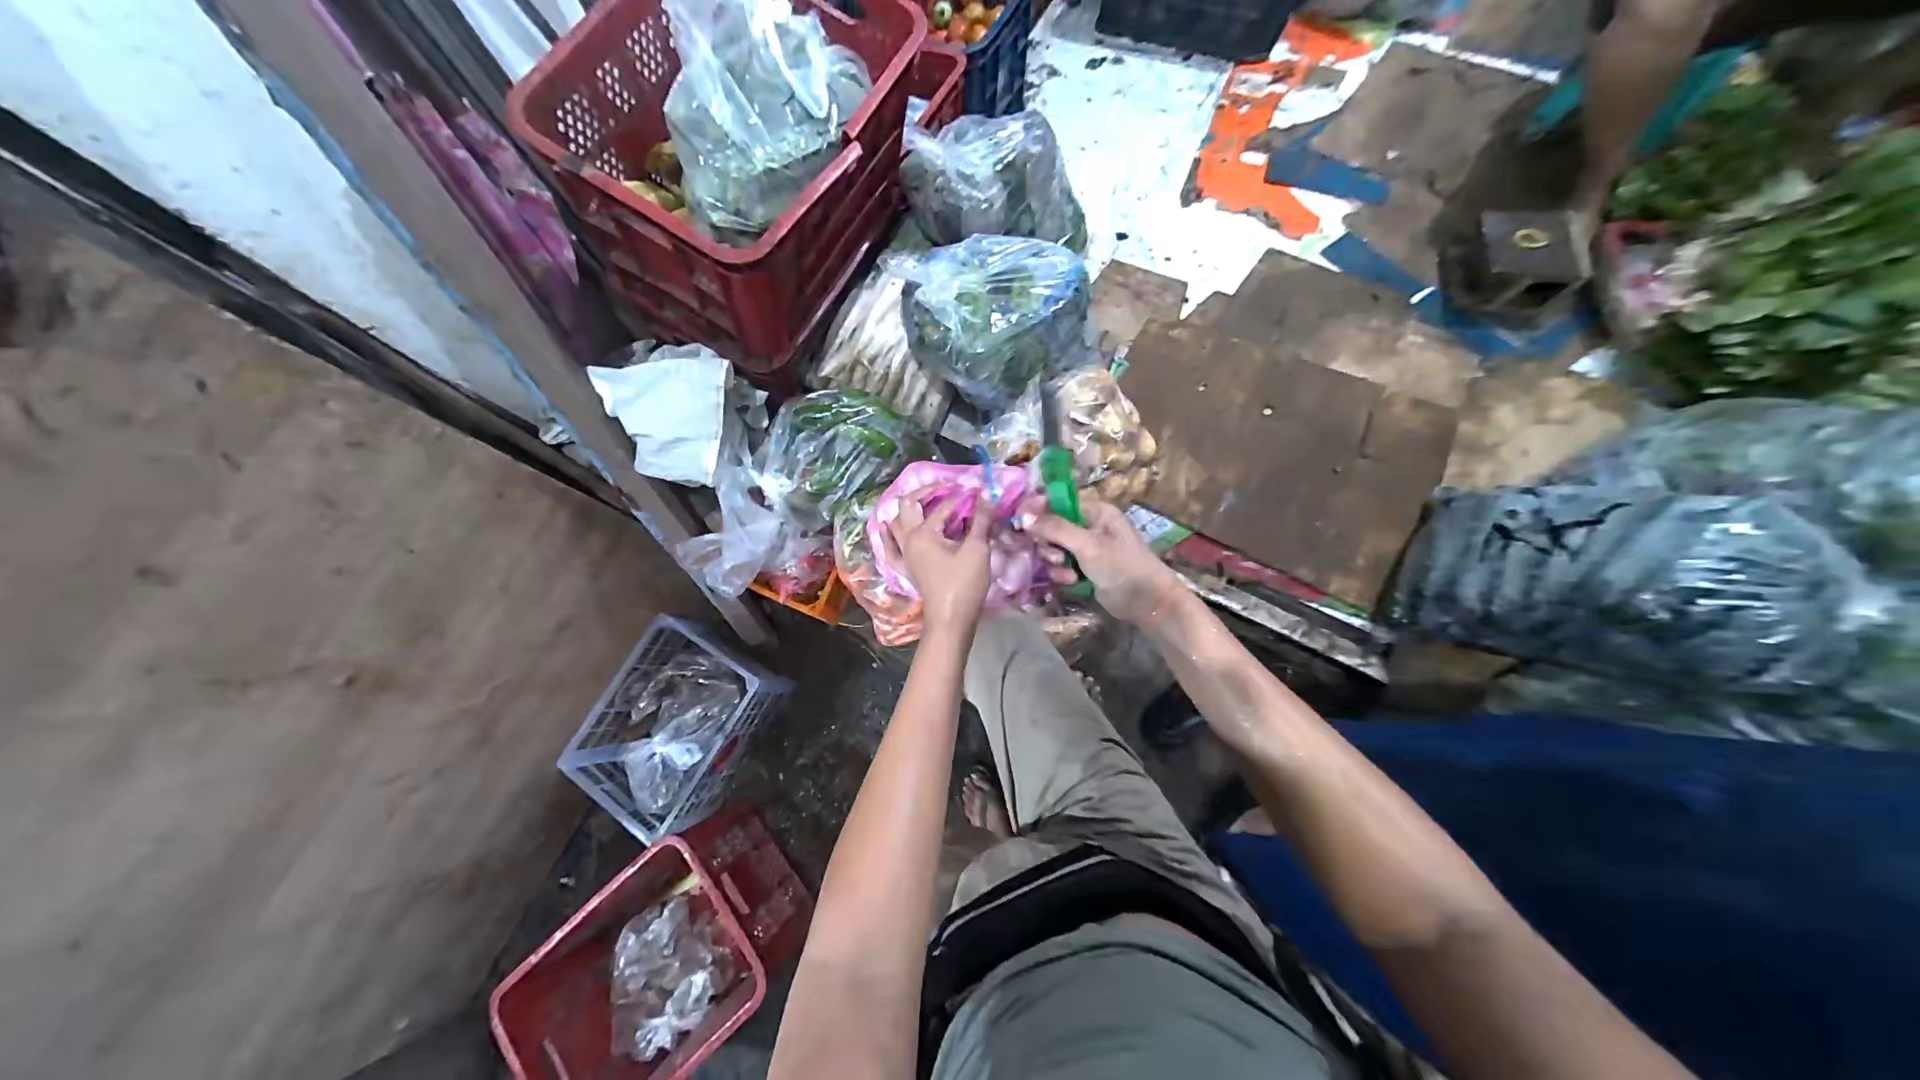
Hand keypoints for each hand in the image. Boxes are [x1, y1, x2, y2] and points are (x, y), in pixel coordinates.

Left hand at [881, 485, 992, 637]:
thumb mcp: (977, 549)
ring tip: (923, 502)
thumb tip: (985, 493)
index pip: (943, 507)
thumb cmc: (964, 583)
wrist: (950, 619)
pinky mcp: (905, 567)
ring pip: (896, 523)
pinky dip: (889, 535)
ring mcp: (904, 554)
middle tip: (945, 488)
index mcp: (923, 533)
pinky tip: (888, 528)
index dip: (962, 497)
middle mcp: (908, 539)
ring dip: (907, 510)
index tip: (977, 492)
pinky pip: (890, 547)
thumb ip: (981, 520)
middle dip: (926, 492)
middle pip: (908, 506)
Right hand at [1018, 495, 1182, 625]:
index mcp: (1094, 511)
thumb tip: (1023, 516)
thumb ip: (1055, 529)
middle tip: (1057, 557)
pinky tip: (1072, 582)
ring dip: (1055, 562)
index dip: (1037, 511)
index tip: (1019, 524)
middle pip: (1050, 527)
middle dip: (1048, 544)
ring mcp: (1086, 548)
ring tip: (1069, 574)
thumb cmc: (1122, 567)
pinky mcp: (1084, 568)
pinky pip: (1060, 566)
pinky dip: (1062, 574)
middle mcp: (1088, 525)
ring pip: (1053, 549)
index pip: (1056, 502)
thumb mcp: (1088, 545)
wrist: (1148, 603)